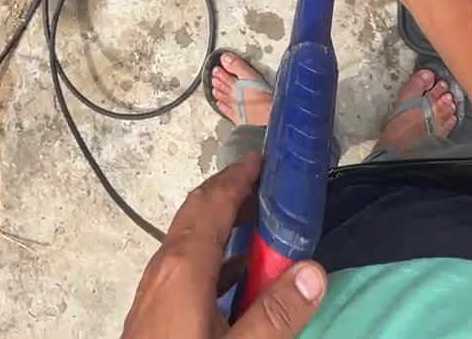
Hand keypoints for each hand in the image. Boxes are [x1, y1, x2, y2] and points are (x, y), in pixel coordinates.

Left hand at [120, 151, 327, 338]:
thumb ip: (275, 315)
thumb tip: (315, 270)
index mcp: (183, 265)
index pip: (213, 202)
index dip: (238, 176)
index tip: (266, 158)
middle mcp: (165, 266)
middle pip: (198, 211)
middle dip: (231, 192)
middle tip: (268, 184)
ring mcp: (157, 288)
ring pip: (191, 238)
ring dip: (223, 224)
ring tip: (262, 224)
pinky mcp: (156, 310)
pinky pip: (188, 264)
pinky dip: (215, 255)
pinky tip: (239, 276)